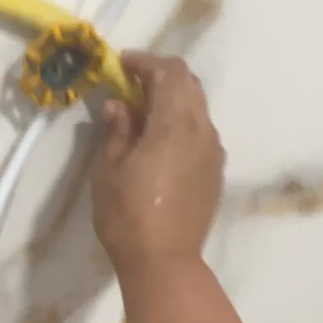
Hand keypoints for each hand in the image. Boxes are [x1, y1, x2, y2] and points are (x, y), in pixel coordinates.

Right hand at [91, 52, 224, 278]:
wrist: (163, 260)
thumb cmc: (126, 215)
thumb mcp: (108, 171)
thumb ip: (117, 132)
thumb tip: (118, 106)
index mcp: (175, 125)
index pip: (169, 73)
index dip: (146, 61)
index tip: (121, 63)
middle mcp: (202, 129)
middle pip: (188, 85)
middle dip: (160, 77)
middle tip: (129, 85)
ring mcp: (213, 150)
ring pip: (195, 109)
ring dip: (170, 101)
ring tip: (140, 114)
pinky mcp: (214, 170)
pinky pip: (198, 133)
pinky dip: (178, 124)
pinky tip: (156, 143)